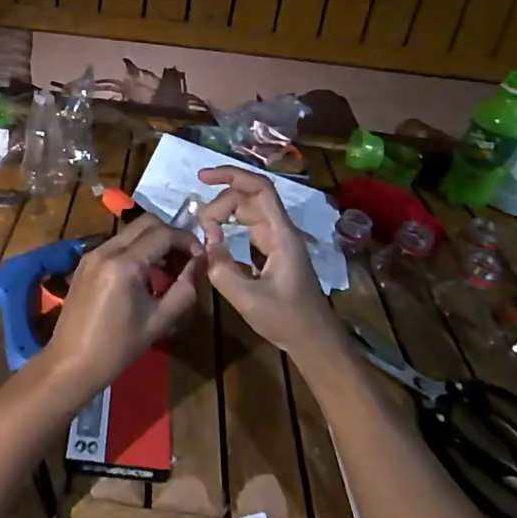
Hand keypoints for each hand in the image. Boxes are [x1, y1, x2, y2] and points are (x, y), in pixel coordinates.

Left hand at [45, 215, 203, 390]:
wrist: (72, 362)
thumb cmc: (117, 347)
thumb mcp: (160, 321)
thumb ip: (184, 290)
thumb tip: (198, 266)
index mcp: (124, 263)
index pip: (163, 233)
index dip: (187, 241)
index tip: (200, 258)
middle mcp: (105, 250)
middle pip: (146, 223)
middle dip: (170, 236)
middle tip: (186, 261)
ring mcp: (92, 254)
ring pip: (130, 233)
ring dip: (153, 243)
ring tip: (169, 271)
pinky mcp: (85, 263)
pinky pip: (116, 245)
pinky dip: (135, 251)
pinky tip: (145, 277)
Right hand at [197, 166, 334, 353]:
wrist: (315, 342)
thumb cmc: (287, 320)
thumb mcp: (248, 299)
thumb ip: (222, 270)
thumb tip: (206, 244)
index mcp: (281, 235)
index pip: (259, 188)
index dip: (231, 175)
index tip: (201, 177)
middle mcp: (279, 231)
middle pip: (248, 197)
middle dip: (220, 203)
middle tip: (202, 229)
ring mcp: (276, 241)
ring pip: (246, 210)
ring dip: (222, 214)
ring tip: (205, 233)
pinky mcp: (271, 252)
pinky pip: (247, 227)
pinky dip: (227, 226)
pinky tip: (215, 239)